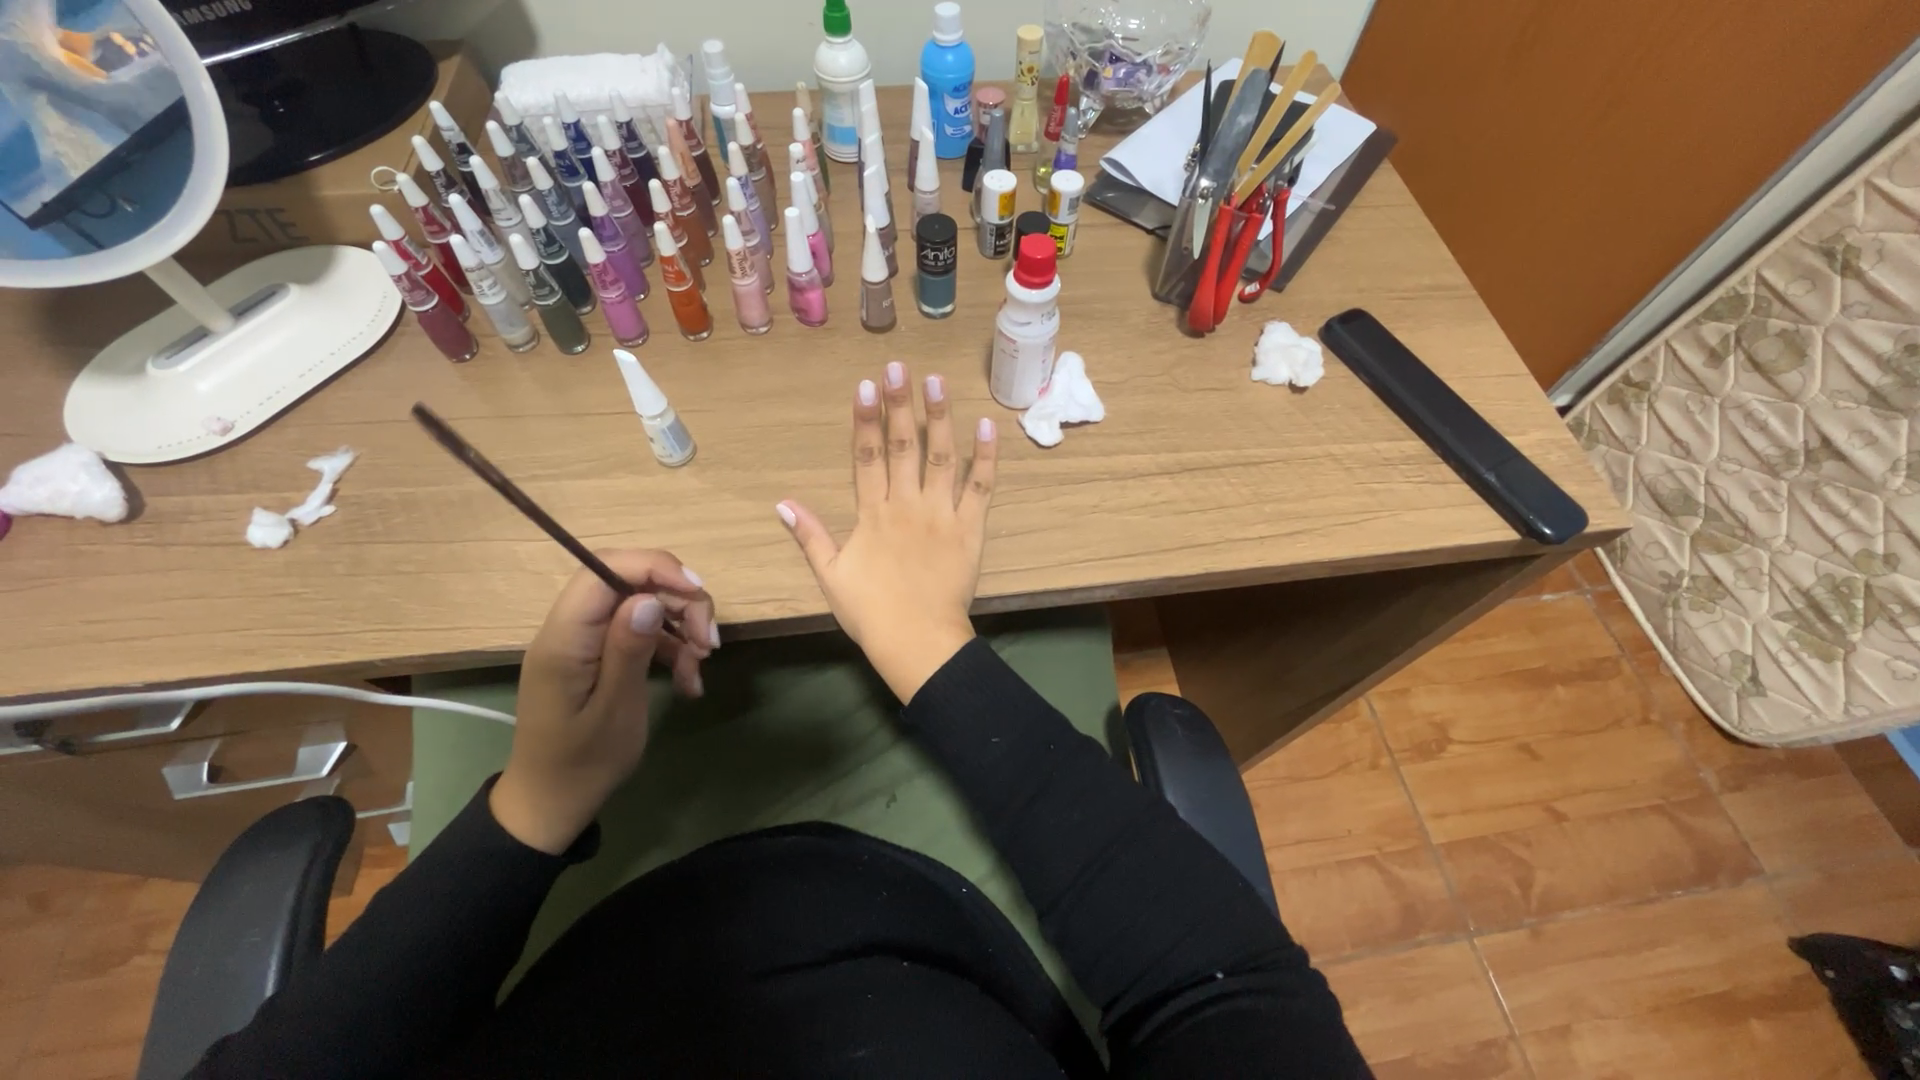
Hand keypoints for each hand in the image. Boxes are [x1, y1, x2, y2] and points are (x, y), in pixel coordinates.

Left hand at [491, 550, 716, 853]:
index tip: (697, 592)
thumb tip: (647, 600)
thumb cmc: (583, 763)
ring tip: (700, 667)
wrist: (553, 803)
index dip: (655, 567)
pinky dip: (672, 648)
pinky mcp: (600, 653)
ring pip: (644, 604)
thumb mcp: (615, 711)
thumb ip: (628, 650)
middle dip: (679, 601)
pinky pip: (642, 631)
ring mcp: (586, 640)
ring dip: (681, 627)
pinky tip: (689, 682)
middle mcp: (571, 628)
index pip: (605, 570)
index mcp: (565, 638)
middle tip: (709, 642)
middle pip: (631, 581)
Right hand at [778, 362, 997, 701]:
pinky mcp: (970, 529)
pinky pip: (980, 489)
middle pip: (903, 447)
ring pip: (941, 458)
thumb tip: (783, 503)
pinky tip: (988, 427)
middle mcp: (906, 505)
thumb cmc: (871, 613)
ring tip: (937, 382)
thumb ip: (810, 536)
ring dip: (939, 418)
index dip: (866, 420)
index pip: (867, 457)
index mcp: (872, 515)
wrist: (917, 642)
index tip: (866, 385)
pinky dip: (985, 458)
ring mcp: (941, 515)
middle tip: (898, 366)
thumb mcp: (830, 576)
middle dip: (900, 404)